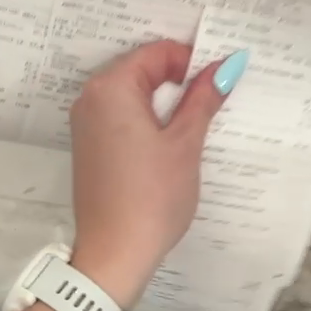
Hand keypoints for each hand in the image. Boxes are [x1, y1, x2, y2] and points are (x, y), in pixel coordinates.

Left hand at [68, 40, 241, 306]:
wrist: (115, 256)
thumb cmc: (150, 202)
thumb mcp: (185, 144)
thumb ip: (203, 99)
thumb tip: (225, 66)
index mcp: (111, 89)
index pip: (158, 53)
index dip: (191, 63)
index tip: (216, 83)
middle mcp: (90, 102)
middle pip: (142, 74)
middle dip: (177, 85)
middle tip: (208, 105)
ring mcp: (85, 130)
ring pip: (132, 101)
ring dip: (163, 110)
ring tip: (190, 131)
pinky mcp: (89, 154)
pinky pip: (121, 126)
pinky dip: (146, 129)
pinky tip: (167, 152)